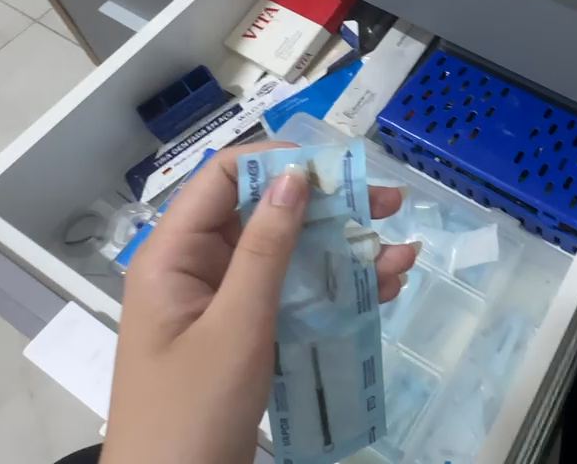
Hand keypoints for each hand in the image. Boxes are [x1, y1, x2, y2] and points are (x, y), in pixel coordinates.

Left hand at [102, 143, 418, 463]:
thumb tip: (295, 174)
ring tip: (402, 256)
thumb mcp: (236, 326)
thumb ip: (267, 247)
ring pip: (292, 252)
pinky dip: (338, 286)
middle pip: (268, 211)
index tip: (332, 170)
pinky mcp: (250, 329)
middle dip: (330, 206)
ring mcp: (227, 299)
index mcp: (174, 254)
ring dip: (346, 249)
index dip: (277, 162)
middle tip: (389, 203)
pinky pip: (296, 290)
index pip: (223, 177)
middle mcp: (200, 266)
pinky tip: (384, 287)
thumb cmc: (191, 412)